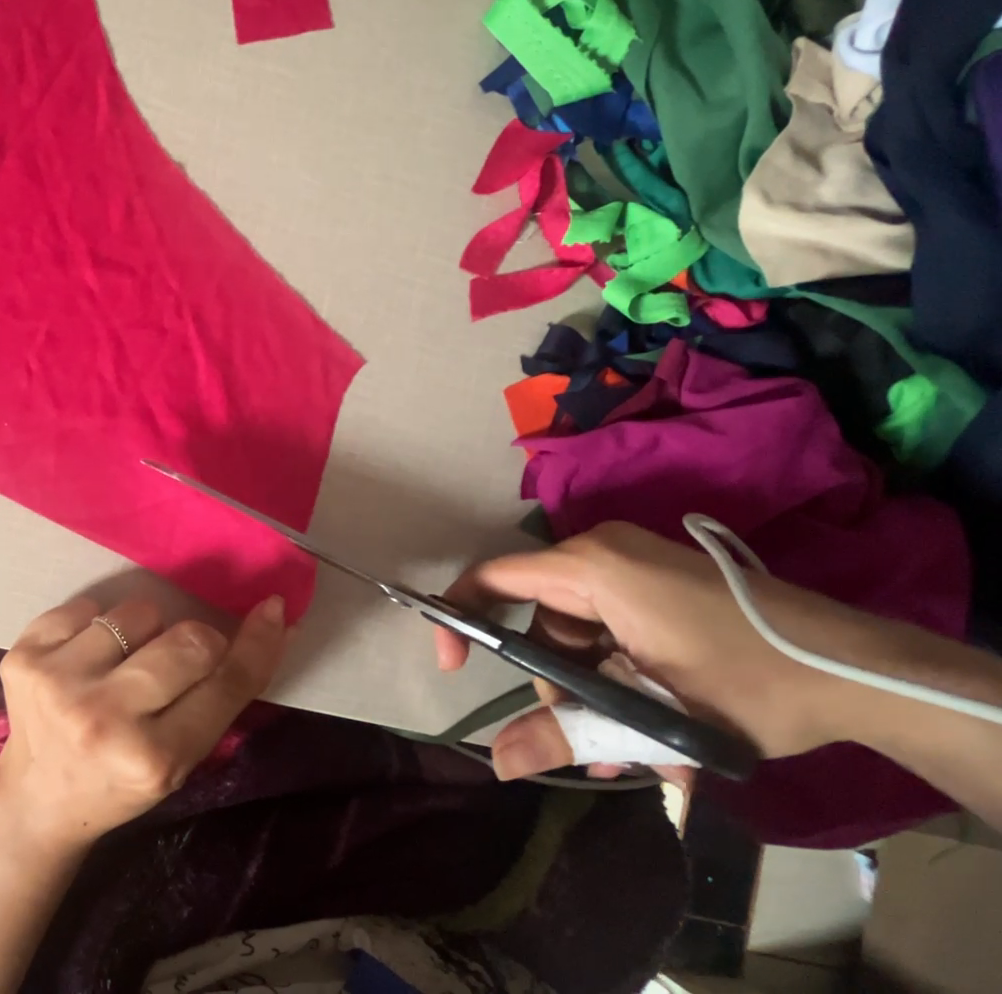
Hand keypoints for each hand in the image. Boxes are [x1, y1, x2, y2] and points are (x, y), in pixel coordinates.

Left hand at [0, 594, 291, 851]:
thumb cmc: (119, 783)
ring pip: (137, 612)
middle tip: (179, 661)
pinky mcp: (22, 657)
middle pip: (188, 639)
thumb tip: (268, 623)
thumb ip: (218, 700)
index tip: (272, 611)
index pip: (225, 683)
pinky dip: (96, 625)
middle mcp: (103, 718)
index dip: (257, 643)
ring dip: (143, 631)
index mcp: (153, 759)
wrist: (37, 798)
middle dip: (197, 641)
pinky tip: (84, 659)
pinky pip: (87, 606)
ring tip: (122, 666)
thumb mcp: (179, 762)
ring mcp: (57, 683)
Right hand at [434, 522, 874, 780]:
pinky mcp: (662, 590)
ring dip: (597, 696)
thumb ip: (563, 734)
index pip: (491, 579)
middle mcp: (605, 556)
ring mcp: (637, 571)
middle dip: (558, 687)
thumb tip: (495, 765)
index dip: (458, 619)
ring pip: (580, 637)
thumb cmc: (752, 682)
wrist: (866, 675)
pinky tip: (653, 734)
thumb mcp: (651, 715)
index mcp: (591, 567)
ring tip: (631, 755)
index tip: (455, 670)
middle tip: (589, 743)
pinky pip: (614, 634)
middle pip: (542, 623)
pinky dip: (622, 681)